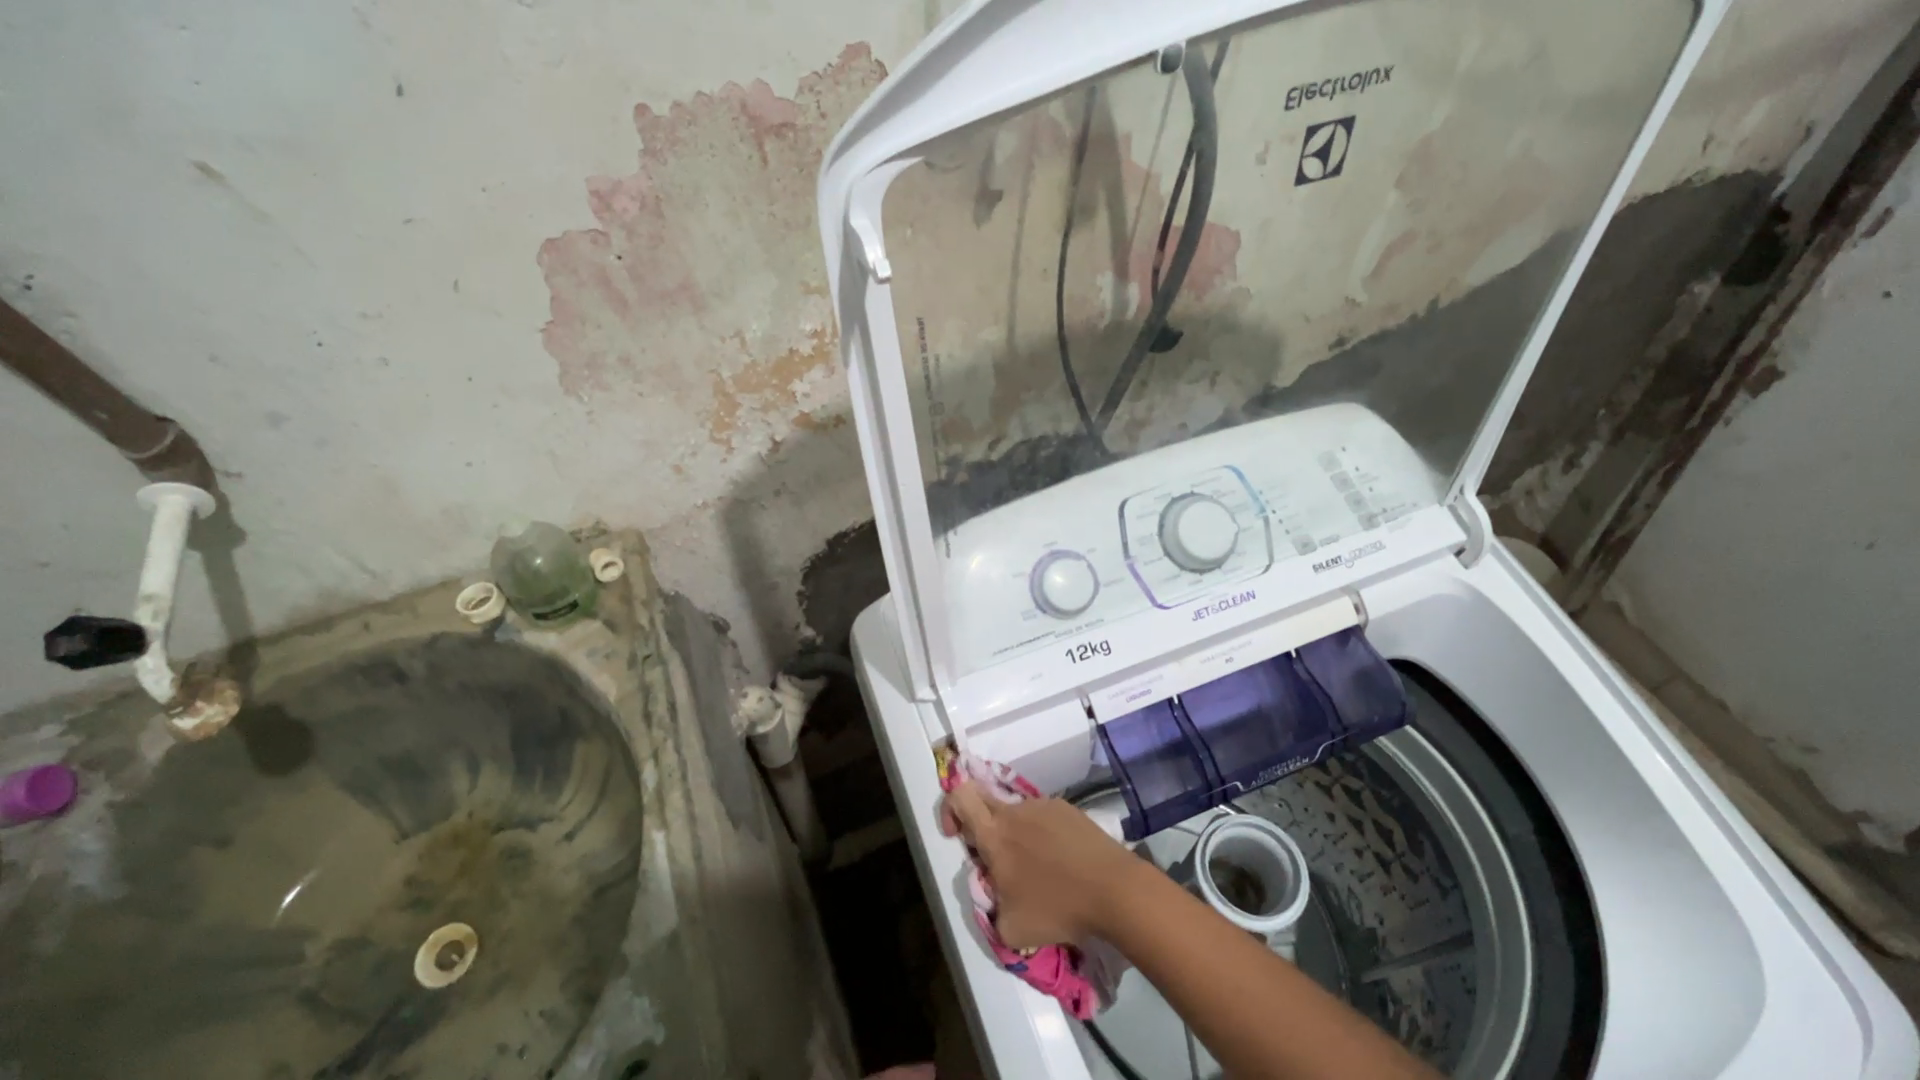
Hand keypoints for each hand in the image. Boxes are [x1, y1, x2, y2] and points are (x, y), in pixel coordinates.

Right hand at [940, 781, 1145, 948]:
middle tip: (995, 857)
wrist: (1114, 891)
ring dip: (1016, 835)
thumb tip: (995, 896)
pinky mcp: (1069, 809)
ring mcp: (1044, 806)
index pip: (959, 795)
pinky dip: (1043, 835)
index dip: (950, 809)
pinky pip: (1044, 817)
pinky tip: (1062, 862)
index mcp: (993, 835)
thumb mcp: (1010, 929)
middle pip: (983, 799)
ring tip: (1038, 869)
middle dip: (979, 824)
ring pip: (1017, 813)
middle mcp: (1015, 812)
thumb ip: (990, 908)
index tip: (957, 835)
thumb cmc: (1057, 910)